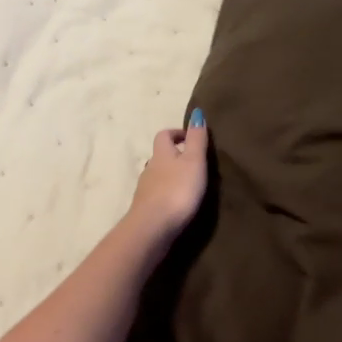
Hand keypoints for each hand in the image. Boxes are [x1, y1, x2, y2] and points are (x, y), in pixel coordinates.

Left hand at [127, 110, 208, 238]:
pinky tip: (179, 206)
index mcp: (161, 154)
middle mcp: (150, 169)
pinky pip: (158, 197)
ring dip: (172, 179)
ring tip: (190, 187)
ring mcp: (145, 191)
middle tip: (195, 165)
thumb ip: (196, 139)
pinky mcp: (146, 211)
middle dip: (175, 158)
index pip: (164, 135)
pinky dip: (168, 196)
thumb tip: (196, 113)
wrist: (152, 229)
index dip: (177, 134)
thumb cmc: (177, 190)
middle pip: (161, 157)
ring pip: (158, 178)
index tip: (192, 139)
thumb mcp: (193, 161)